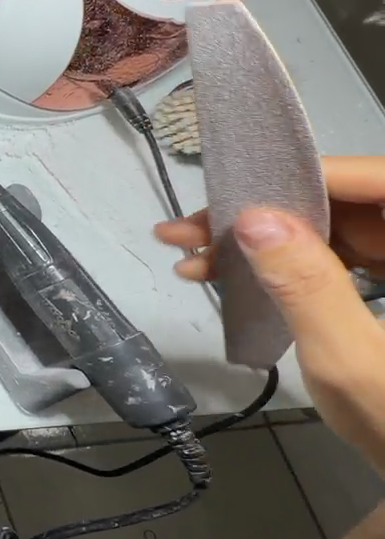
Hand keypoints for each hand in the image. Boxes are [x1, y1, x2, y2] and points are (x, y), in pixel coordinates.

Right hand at [155, 156, 384, 470]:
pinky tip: (230, 272)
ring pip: (337, 229)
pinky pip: (341, 255)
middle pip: (353, 205)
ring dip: (259, 237)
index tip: (237, 192)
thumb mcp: (351, 360)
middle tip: (185, 232)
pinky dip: (281, 259)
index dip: (313, 178)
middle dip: (262, 212)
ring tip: (191, 256)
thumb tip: (254, 218)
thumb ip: (308, 285)